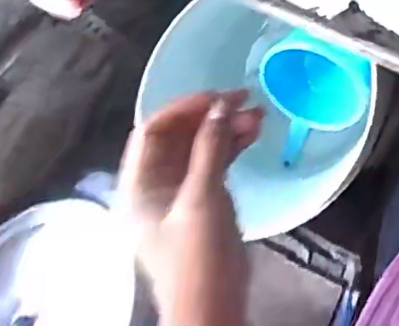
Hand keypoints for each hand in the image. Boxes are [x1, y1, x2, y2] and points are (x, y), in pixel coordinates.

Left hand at [117, 90, 262, 324]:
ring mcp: (181, 192)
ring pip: (201, 145)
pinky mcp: (204, 198)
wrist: (212, 302)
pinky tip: (255, 132)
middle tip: (246, 100)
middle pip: (179, 136)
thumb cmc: (196, 253)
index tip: (219, 96)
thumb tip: (222, 103)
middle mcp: (156, 185)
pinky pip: (216, 159)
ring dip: (227, 126)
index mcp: (140, 186)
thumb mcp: (202, 197)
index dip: (184, 108)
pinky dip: (234, 143)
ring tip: (259, 116)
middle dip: (211, 114)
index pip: (152, 131)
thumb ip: (210, 148)